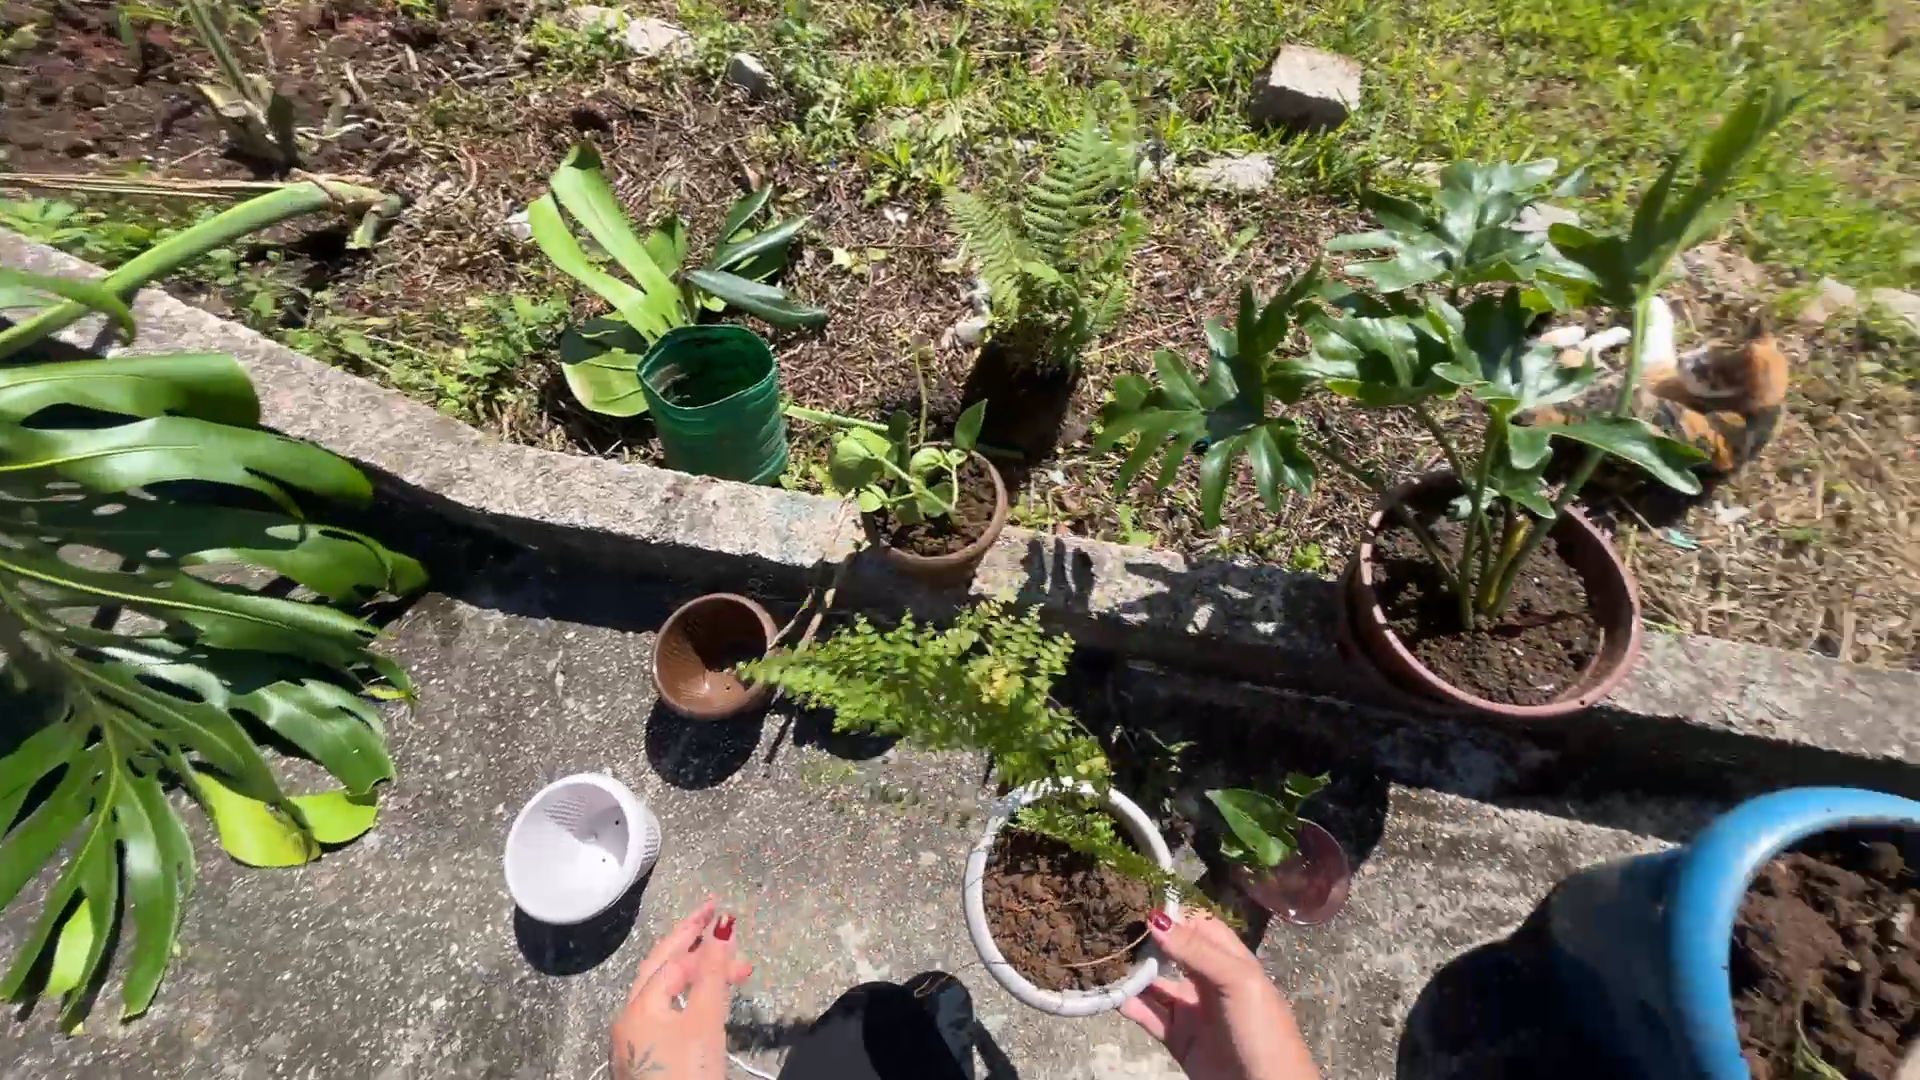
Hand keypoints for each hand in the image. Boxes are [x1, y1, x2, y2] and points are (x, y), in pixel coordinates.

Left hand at [610, 899, 753, 1079]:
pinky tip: (710, 998)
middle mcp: (629, 1021)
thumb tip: (723, 921)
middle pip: (661, 968)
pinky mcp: (647, 1061)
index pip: (674, 960)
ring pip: (665, 991)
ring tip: (733, 968)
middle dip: (693, 943)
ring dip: (697, 972)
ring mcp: (635, 1043)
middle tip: (721, 921)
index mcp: (638, 1007)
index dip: (704, 940)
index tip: (731, 921)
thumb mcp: (707, 1017)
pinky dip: (691, 996)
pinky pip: (667, 1012)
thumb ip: (715, 967)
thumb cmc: (689, 1074)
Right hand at [1120, 909, 1319, 1079]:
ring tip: (1104, 955)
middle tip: (1114, 924)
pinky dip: (1130, 1004)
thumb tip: (1153, 918)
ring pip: (1156, 983)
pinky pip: (1150, 1016)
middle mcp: (1208, 980)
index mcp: (1230, 960)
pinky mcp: (1179, 1039)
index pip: (1197, 924)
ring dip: (1133, 971)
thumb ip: (1196, 950)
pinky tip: (1111, 993)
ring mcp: (1192, 1010)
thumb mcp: (1237, 982)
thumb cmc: (1262, 1032)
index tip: (1138, 902)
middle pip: (1172, 951)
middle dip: (1146, 938)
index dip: (1172, 913)